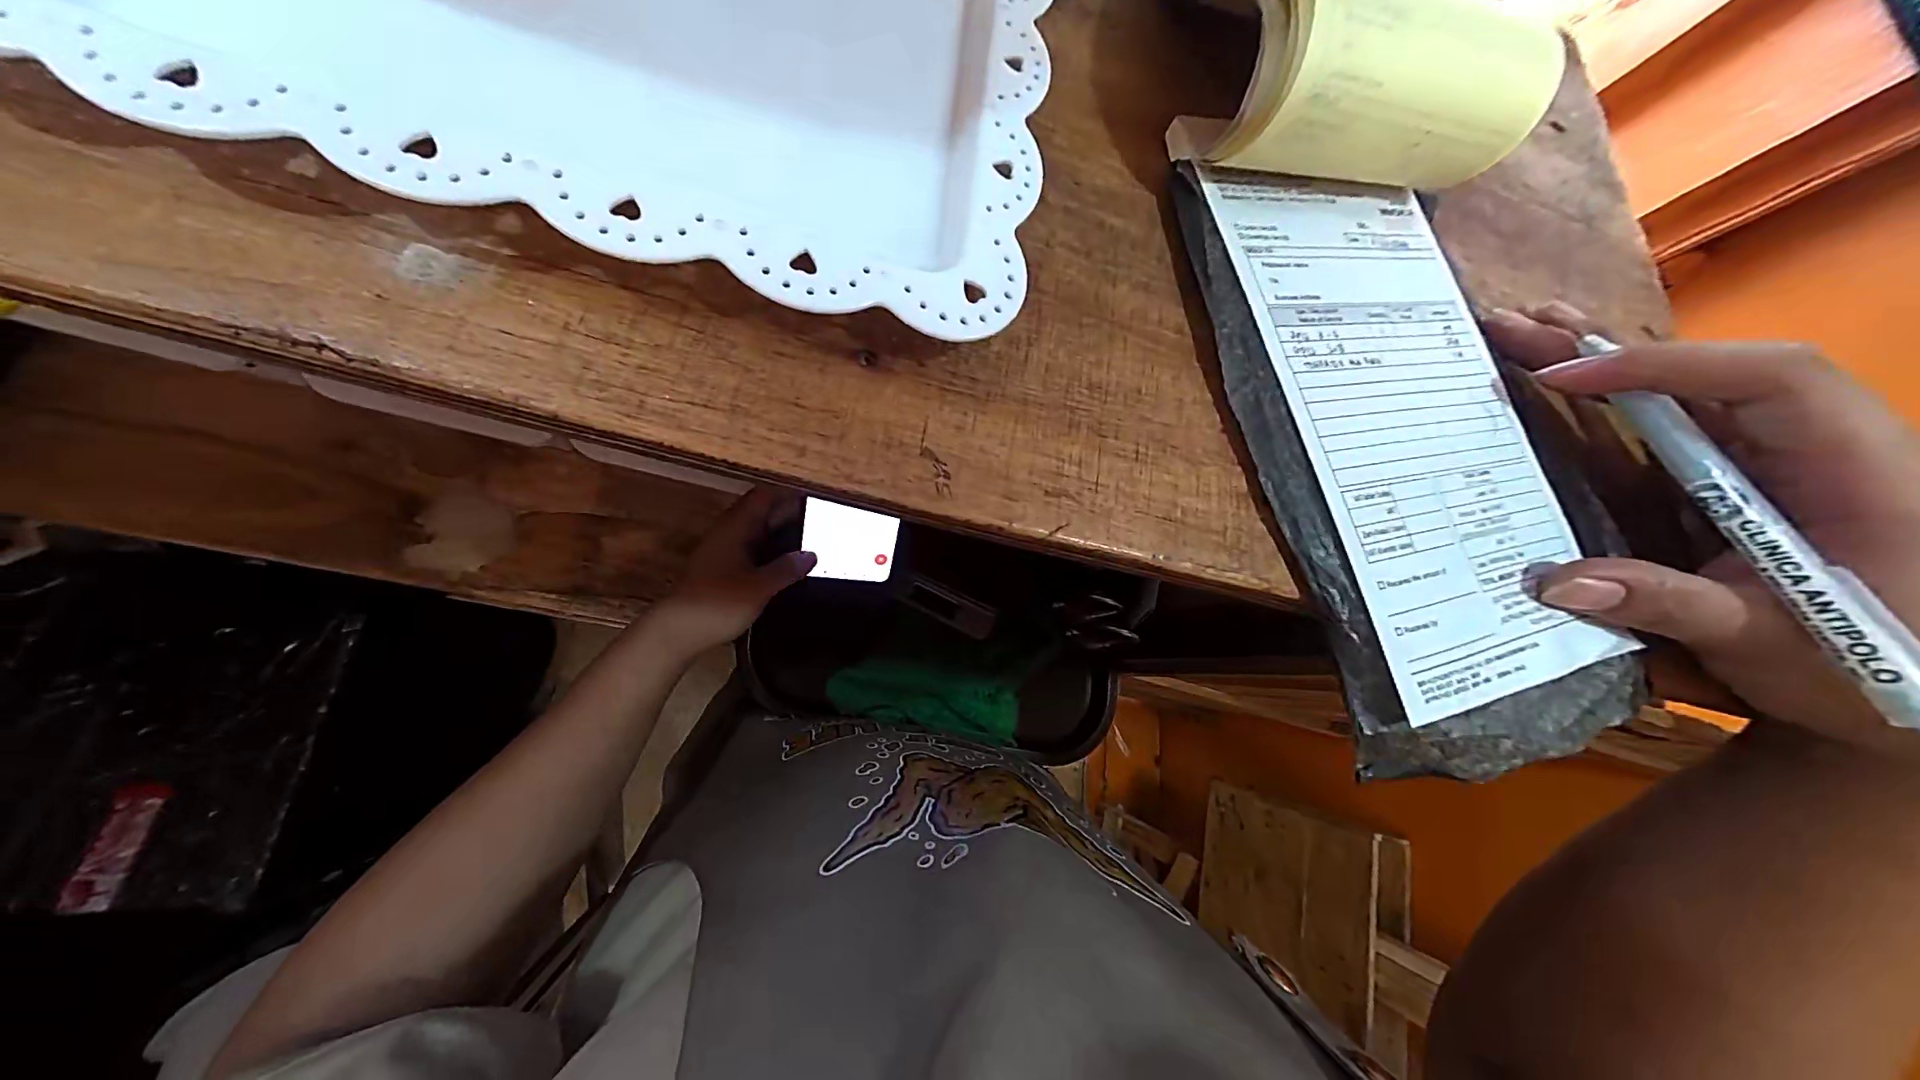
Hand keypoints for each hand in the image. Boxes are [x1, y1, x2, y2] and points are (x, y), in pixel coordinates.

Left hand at [651, 486, 814, 656]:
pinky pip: (747, 552)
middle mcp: (725, 534)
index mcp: (735, 528)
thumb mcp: (760, 587)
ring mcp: (719, 553)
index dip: (787, 496)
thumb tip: (811, 555)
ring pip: (753, 535)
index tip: (813, 504)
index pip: (763, 497)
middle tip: (817, 527)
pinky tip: (782, 569)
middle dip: (786, 517)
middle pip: (758, 514)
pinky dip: (766, 555)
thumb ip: (787, 569)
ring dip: (777, 537)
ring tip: (806, 548)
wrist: (677, 632)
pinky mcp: (717, 571)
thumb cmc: (718, 604)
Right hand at [1483, 304, 1919, 752]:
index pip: (1767, 380)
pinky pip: (1672, 428)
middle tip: (1518, 325)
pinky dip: (1612, 403)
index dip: (1666, 366)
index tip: (1568, 376)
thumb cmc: (1873, 670)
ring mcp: (1771, 463)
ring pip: (1688, 391)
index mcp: (1850, 469)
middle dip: (1612, 345)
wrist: (1918, 701)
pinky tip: (1563, 389)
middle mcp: (1810, 447)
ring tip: (1527, 336)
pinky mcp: (1736, 483)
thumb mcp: (1768, 641)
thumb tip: (1552, 583)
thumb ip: (1669, 603)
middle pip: (1711, 370)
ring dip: (1605, 361)